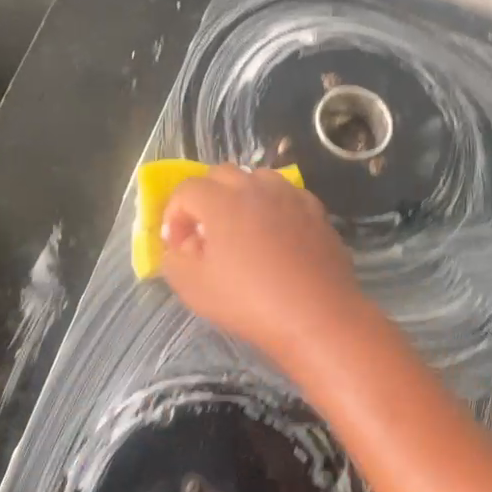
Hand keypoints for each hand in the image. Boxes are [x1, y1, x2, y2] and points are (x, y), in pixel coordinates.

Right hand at [159, 164, 369, 361]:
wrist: (317, 317)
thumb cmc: (249, 302)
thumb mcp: (193, 288)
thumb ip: (174, 259)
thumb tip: (183, 244)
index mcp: (222, 201)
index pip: (186, 189)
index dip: (175, 215)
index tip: (179, 246)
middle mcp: (257, 188)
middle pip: (221, 174)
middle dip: (205, 198)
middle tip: (206, 234)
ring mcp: (291, 197)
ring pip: (258, 179)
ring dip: (242, 197)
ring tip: (242, 231)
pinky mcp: (317, 213)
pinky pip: (287, 197)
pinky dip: (274, 209)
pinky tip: (276, 239)